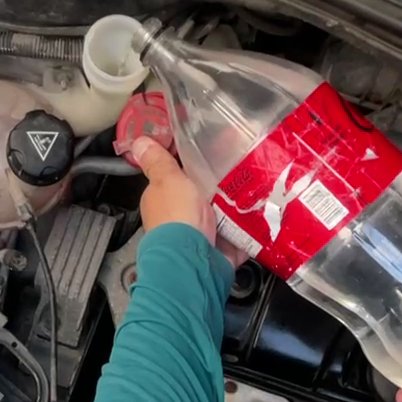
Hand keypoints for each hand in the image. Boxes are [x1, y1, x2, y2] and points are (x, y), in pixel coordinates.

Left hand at [127, 137, 248, 264]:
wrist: (193, 259)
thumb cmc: (176, 218)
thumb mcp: (166, 179)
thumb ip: (156, 161)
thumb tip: (138, 142)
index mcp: (163, 200)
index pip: (178, 178)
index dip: (194, 166)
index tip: (215, 151)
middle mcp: (181, 220)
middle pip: (205, 196)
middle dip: (223, 186)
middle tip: (243, 169)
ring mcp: (201, 235)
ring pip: (225, 214)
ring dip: (239, 204)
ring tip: (258, 187)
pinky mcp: (221, 249)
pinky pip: (240, 235)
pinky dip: (250, 227)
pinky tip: (263, 213)